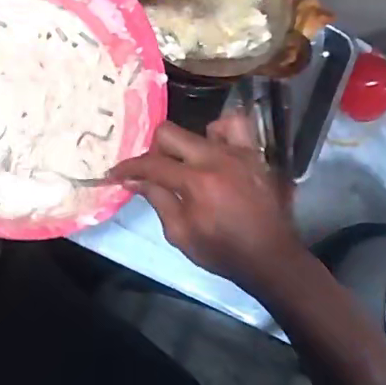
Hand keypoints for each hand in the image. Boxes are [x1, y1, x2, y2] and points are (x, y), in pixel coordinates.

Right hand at [109, 113, 305, 286]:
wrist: (271, 258)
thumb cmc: (222, 252)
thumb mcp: (180, 234)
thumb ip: (157, 199)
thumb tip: (134, 180)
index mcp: (196, 182)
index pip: (151, 164)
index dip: (128, 168)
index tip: (114, 173)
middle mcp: (217, 159)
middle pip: (170, 133)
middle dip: (153, 151)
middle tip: (153, 172)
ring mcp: (239, 153)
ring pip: (202, 126)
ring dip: (187, 144)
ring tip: (186, 164)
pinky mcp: (254, 155)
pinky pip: (236, 127)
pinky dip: (220, 134)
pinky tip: (215, 151)